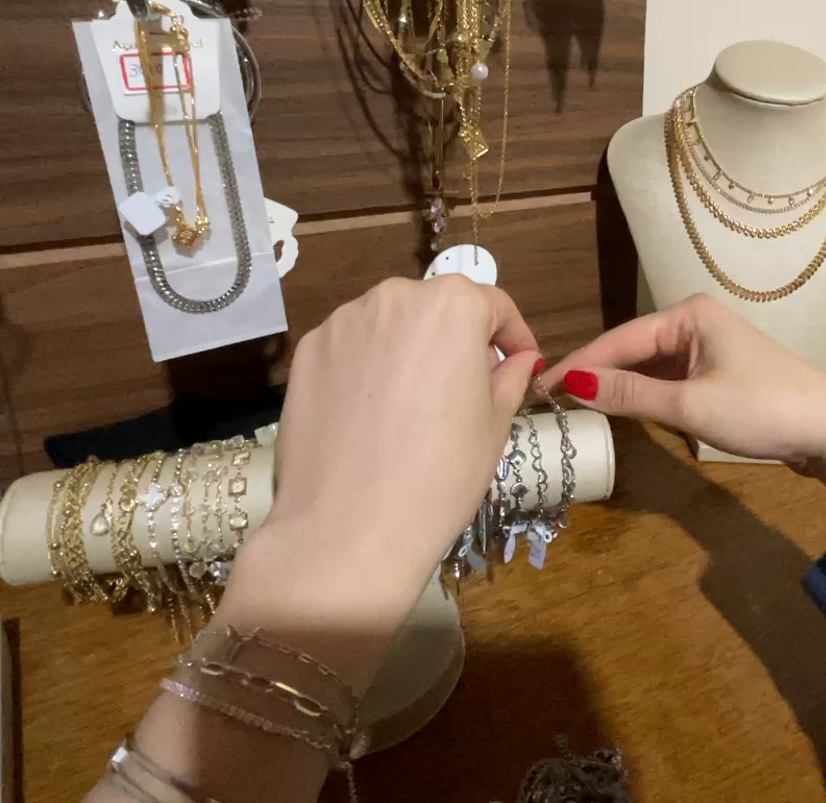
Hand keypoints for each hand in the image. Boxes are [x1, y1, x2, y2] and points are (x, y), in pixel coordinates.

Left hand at [217, 277, 541, 655]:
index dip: (513, 337)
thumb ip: (511, 375)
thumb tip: (517, 359)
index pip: (495, 306)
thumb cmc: (442, 472)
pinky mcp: (307, 351)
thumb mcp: (496, 423)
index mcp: (453, 304)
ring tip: (414, 403)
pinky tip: (372, 413)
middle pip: (440, 308)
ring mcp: (344, 321)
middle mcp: (396, 296)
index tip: (518, 366)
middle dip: (460, 339)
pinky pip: (353, 346)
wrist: (349, 529)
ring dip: (412, 348)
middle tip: (466, 388)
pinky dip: (369, 365)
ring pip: (393, 324)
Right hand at [538, 294, 825, 525]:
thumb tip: (574, 383)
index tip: (539, 385)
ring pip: (650, 364)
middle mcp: (696, 320)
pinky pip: (669, 377)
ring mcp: (708, 345)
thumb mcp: (691, 405)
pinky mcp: (718, 370)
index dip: (579, 364)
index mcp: (689, 313)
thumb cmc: (762, 408)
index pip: (620, 339)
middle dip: (596, 372)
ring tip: (575, 403)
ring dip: (619, 384)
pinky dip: (645, 392)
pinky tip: (622, 407)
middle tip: (550, 397)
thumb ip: (632, 394)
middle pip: (633, 348)